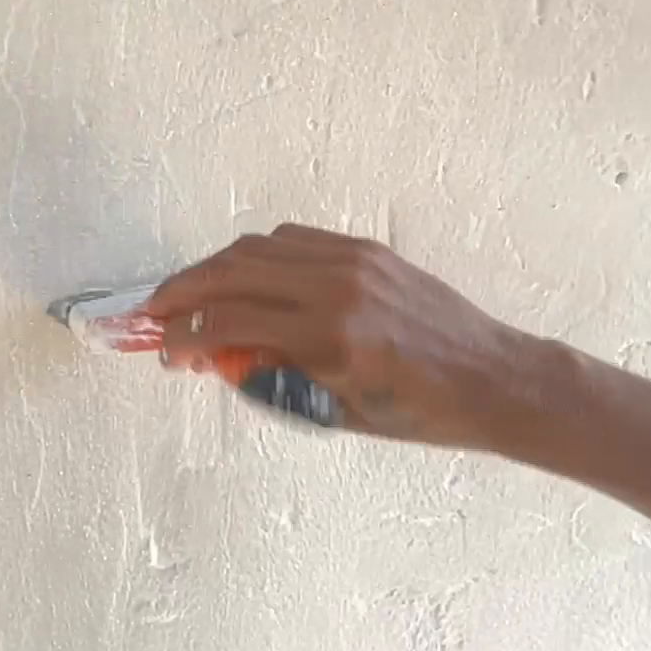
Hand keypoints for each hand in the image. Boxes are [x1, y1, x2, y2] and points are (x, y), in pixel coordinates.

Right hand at [146, 224, 563, 450]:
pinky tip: (242, 276)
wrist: (496, 377)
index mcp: (330, 338)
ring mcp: (348, 259)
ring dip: (210, 269)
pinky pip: (287, 239)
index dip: (185, 336)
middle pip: (228, 272)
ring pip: (252, 248)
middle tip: (154, 310)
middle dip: (180, 291)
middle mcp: (333, 287)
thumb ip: (271, 378)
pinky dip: (252, 256)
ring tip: (189, 292)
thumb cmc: (421, 412)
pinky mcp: (361, 246)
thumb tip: (215, 356)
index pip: (229, 323)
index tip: (166, 352)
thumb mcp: (337, 412)